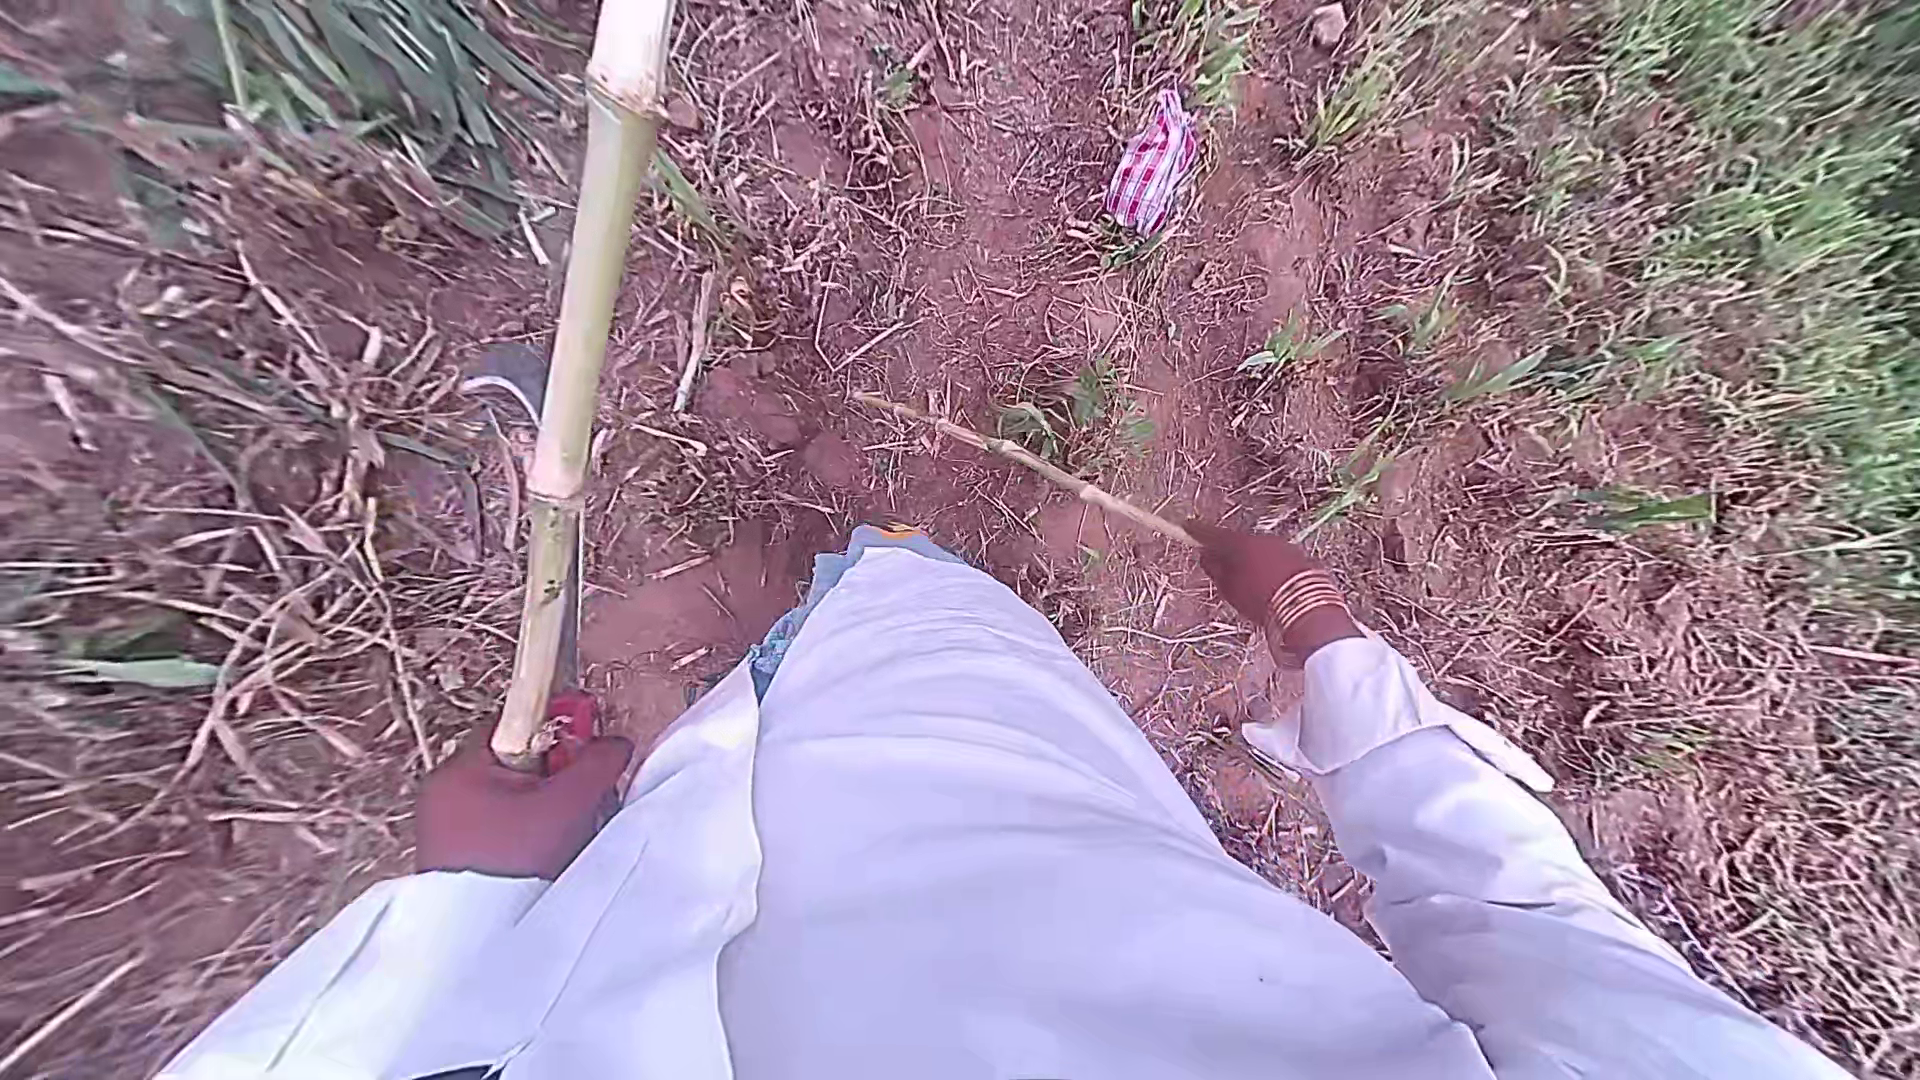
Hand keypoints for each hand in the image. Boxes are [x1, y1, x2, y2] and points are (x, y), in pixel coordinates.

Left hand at [415, 730, 633, 878]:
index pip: (518, 720)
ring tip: (572, 825)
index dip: (560, 724)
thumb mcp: (572, 799)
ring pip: (523, 790)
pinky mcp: (462, 854)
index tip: (589, 741)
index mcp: (461, 771)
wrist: (483, 943)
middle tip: (586, 790)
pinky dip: (540, 824)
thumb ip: (600, 758)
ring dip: (556, 800)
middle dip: (564, 770)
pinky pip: (512, 819)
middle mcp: (447, 794)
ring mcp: (451, 827)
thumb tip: (615, 743)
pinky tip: (555, 845)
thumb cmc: (517, 861)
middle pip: (525, 757)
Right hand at [1185, 518, 1360, 656]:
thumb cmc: (1259, 600)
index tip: (1186, 526)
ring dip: (1249, 559)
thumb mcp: (1228, 589)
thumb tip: (1206, 555)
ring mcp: (1285, 547)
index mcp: (1240, 544)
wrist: (1308, 611)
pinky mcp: (1302, 559)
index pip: (1212, 534)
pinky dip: (1267, 567)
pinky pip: (1276, 560)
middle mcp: (1263, 539)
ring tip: (1243, 579)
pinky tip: (1265, 583)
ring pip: (1260, 550)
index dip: (1197, 531)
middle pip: (1239, 541)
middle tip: (1216, 562)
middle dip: (1228, 550)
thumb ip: (1215, 569)